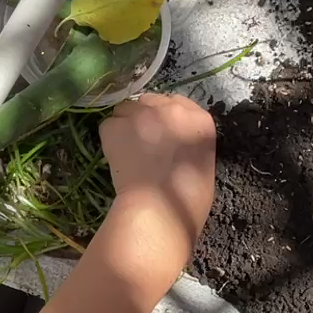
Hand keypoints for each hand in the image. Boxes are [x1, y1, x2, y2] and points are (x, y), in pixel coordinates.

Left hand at [98, 93, 216, 253]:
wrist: (159, 211)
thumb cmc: (189, 199)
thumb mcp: (203, 161)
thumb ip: (190, 139)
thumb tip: (172, 137)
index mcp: (200, 119)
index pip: (179, 102)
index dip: (168, 118)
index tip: (164, 134)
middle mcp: (172, 108)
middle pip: (151, 100)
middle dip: (147, 117)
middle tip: (145, 144)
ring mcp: (142, 114)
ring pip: (127, 109)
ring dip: (127, 125)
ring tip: (129, 150)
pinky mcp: (116, 125)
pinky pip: (109, 125)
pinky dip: (111, 139)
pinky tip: (118, 158)